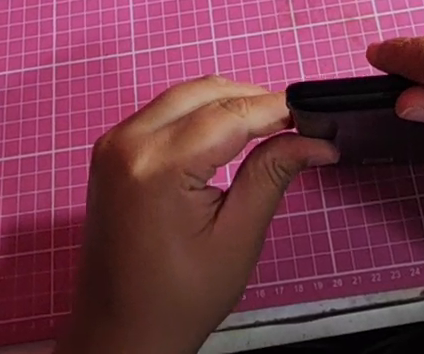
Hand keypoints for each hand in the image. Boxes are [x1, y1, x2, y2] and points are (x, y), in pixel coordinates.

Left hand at [57, 76, 338, 353]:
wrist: (117, 336)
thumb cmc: (174, 302)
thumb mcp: (236, 241)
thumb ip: (271, 177)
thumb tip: (312, 142)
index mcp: (157, 168)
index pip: (228, 115)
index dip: (274, 110)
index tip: (309, 117)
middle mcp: (128, 142)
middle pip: (204, 93)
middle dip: (251, 99)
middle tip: (292, 121)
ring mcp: (114, 141)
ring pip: (183, 94)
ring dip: (225, 101)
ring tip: (266, 124)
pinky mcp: (111, 147)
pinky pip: (163, 110)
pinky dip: (198, 111)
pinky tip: (225, 130)